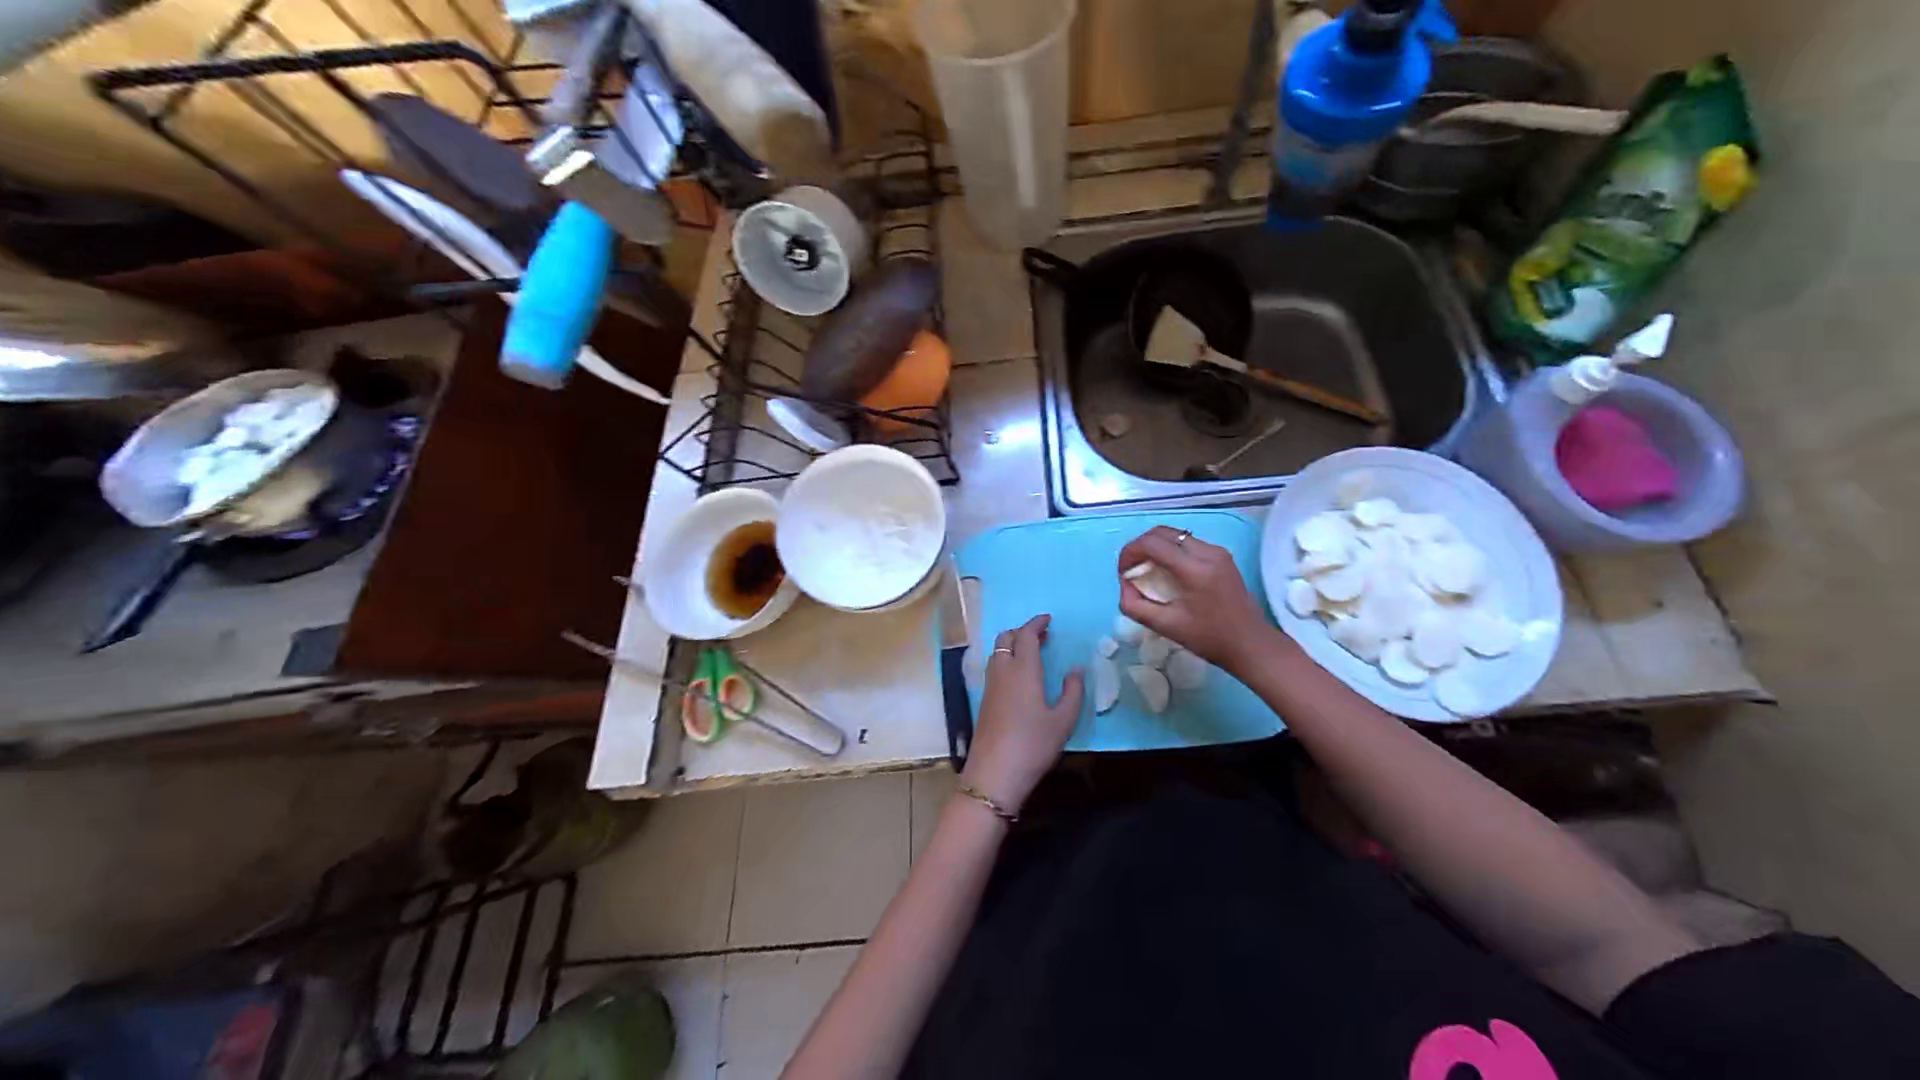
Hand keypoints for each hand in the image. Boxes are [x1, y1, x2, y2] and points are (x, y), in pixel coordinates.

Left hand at [962, 614, 1083, 813]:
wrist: (995, 772)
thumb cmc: (1033, 744)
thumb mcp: (1063, 721)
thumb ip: (1073, 692)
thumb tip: (1076, 669)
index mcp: (1023, 670)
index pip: (1026, 635)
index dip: (1036, 623)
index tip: (1048, 620)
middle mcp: (1002, 671)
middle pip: (1006, 638)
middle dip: (1022, 631)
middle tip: (1042, 636)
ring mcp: (990, 685)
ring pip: (997, 652)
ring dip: (1012, 645)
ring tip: (1033, 654)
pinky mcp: (984, 700)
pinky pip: (994, 667)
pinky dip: (1006, 659)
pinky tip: (1020, 676)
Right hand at [1118, 526, 1280, 675]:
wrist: (1251, 645)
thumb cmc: (1209, 638)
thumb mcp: (1165, 626)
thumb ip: (1135, 605)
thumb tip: (1125, 585)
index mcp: (1194, 570)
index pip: (1152, 544)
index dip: (1130, 552)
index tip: (1123, 571)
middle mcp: (1208, 553)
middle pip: (1163, 532)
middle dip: (1141, 546)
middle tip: (1132, 569)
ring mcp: (1218, 552)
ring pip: (1176, 535)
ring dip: (1156, 547)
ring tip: (1147, 570)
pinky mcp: (1223, 556)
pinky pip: (1188, 543)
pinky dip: (1171, 551)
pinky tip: (1168, 572)